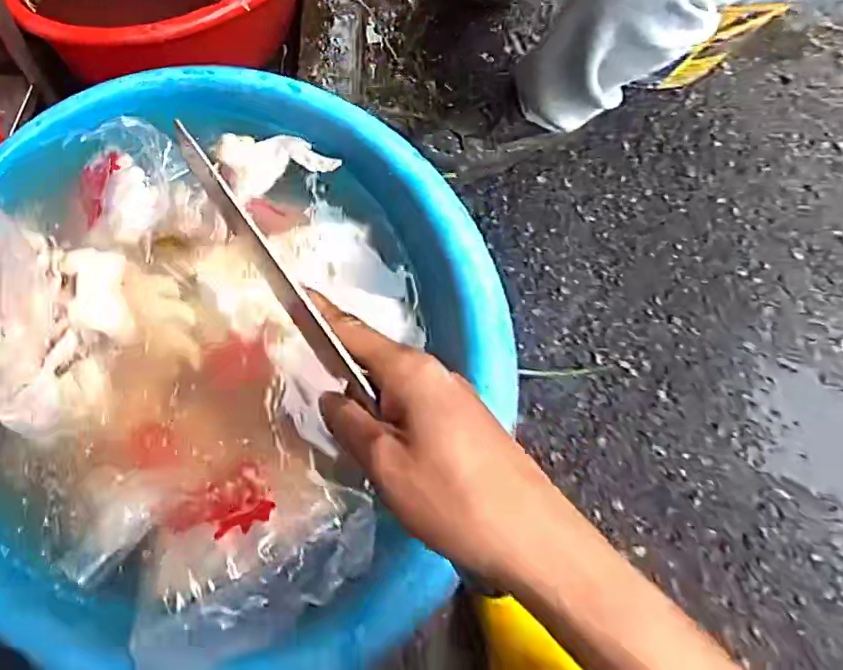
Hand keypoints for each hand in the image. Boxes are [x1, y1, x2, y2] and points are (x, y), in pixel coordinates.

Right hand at [315, 298, 586, 588]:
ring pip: (392, 387)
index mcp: (410, 371)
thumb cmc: (456, 502)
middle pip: (371, 359)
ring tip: (352, 440)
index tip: (295, 292)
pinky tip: (390, 455)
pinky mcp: (469, 423)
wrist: (547, 552)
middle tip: (311, 396)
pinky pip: (413, 406)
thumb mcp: (384, 464)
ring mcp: (456, 397)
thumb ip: (348, 422)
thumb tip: (331, 398)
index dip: (319, 313)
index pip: (351, 331)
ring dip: (368, 403)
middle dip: (341, 371)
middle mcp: (434, 373)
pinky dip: (391, 418)